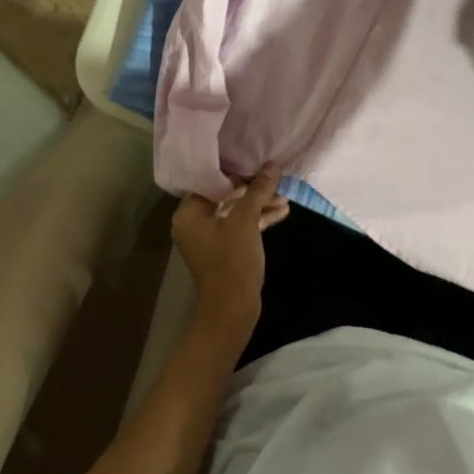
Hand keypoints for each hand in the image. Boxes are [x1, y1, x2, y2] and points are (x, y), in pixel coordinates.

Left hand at [172, 164, 288, 338]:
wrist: (233, 309)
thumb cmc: (232, 260)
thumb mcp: (246, 222)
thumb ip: (258, 191)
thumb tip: (273, 165)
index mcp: (188, 214)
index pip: (210, 182)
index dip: (235, 173)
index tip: (257, 164)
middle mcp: (194, 223)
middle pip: (224, 196)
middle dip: (253, 191)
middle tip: (276, 181)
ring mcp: (209, 239)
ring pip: (236, 213)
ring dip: (259, 205)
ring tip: (286, 197)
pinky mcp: (224, 251)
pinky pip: (240, 228)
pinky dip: (258, 221)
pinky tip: (282, 212)